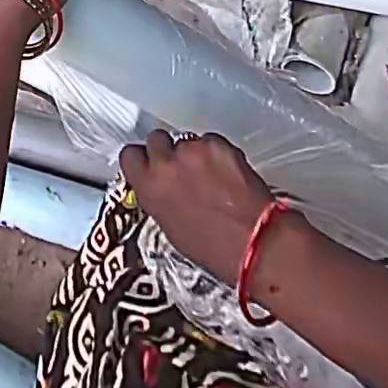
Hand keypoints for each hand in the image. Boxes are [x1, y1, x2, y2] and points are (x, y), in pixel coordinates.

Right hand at [121, 130, 274, 282]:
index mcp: (148, 186)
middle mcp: (165, 164)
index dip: (142, 158)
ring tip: (213, 177)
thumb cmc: (214, 248)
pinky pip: (211, 141)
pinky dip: (218, 154)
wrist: (257, 245)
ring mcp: (192, 151)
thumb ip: (156, 194)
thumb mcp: (168, 225)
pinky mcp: (218, 145)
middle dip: (168, 151)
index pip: (130, 154)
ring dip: (195, 154)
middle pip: (157, 139)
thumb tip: (160, 184)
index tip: (150, 163)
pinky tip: (228, 174)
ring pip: (186, 140)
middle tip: (183, 168)